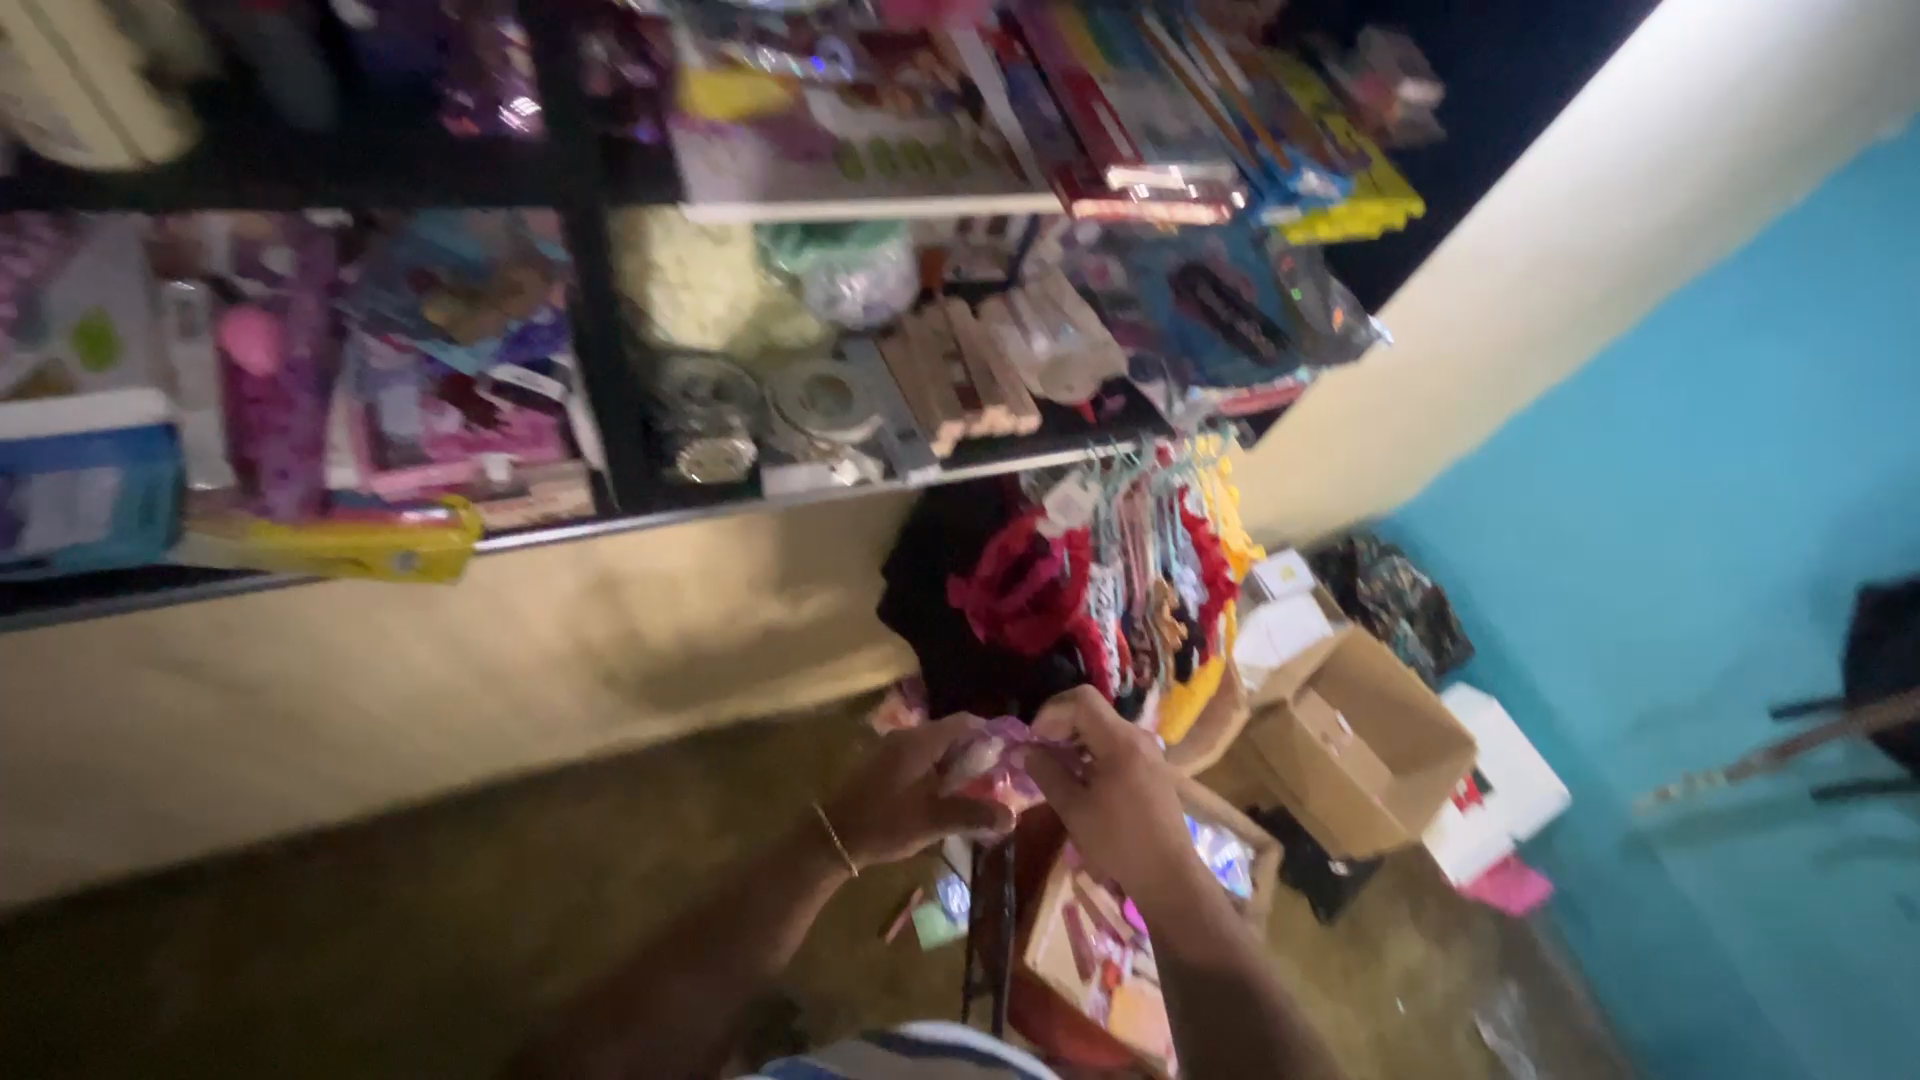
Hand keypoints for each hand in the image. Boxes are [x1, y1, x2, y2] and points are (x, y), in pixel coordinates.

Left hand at [822, 714, 1015, 871]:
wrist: (833, 837)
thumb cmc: (884, 823)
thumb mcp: (933, 821)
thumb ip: (973, 814)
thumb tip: (1012, 816)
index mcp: (921, 741)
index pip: (965, 722)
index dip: (990, 733)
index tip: (1010, 753)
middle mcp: (908, 737)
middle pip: (952, 734)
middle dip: (976, 753)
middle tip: (998, 776)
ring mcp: (894, 750)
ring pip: (936, 749)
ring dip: (957, 765)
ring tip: (978, 789)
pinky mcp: (885, 766)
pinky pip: (921, 759)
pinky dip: (939, 772)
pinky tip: (946, 796)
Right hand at [1019, 686, 1215, 920]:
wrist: (1169, 875)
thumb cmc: (1119, 842)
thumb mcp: (1074, 809)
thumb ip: (1046, 772)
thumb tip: (1022, 750)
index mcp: (1120, 741)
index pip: (1081, 700)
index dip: (1051, 712)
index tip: (1034, 740)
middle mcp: (1137, 736)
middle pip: (1091, 709)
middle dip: (1060, 724)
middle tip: (1039, 751)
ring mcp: (1147, 750)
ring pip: (1102, 725)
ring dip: (1074, 737)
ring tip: (1055, 766)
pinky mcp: (1150, 765)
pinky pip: (1115, 742)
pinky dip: (1091, 749)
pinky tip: (1080, 776)